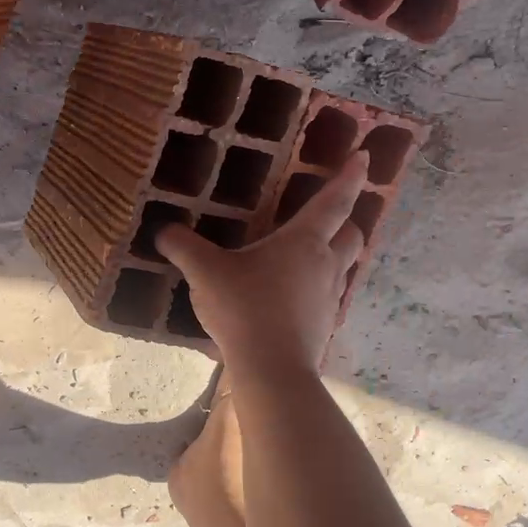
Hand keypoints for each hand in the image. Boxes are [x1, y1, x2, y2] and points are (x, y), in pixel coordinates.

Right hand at [157, 151, 369, 382]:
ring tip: (311, 253)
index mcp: (303, 242)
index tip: (364, 157)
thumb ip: (182, 247)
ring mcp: (328, 298)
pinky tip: (294, 294)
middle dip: (346, 220)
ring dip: (336, 254)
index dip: (349, 178)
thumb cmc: (244, 308)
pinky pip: (329, 294)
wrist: (272, 369)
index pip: (334, 202)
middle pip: (351, 235)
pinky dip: (319, 285)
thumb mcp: (203, 272)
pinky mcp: (323, 325)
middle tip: (332, 215)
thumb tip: (163, 231)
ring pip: (344, 266)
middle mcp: (325, 265)